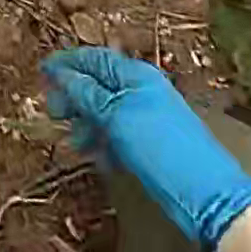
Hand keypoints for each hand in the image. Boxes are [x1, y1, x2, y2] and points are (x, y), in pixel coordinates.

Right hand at [42, 47, 250, 251]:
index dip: (66, 63)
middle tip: (54, 112)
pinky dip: (104, 140)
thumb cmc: (160, 146)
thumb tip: (62, 74)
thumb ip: (87, 94)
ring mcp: (146, 113)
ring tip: (75, 142)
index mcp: (134, 73)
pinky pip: (118, 131)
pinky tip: (98, 157)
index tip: (42, 71)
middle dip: (74, 96)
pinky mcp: (150, 139)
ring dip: (86, 123)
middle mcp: (140, 87)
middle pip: (97, 83)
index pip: (93, 58)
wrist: (207, 193)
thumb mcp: (117, 116)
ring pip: (105, 110)